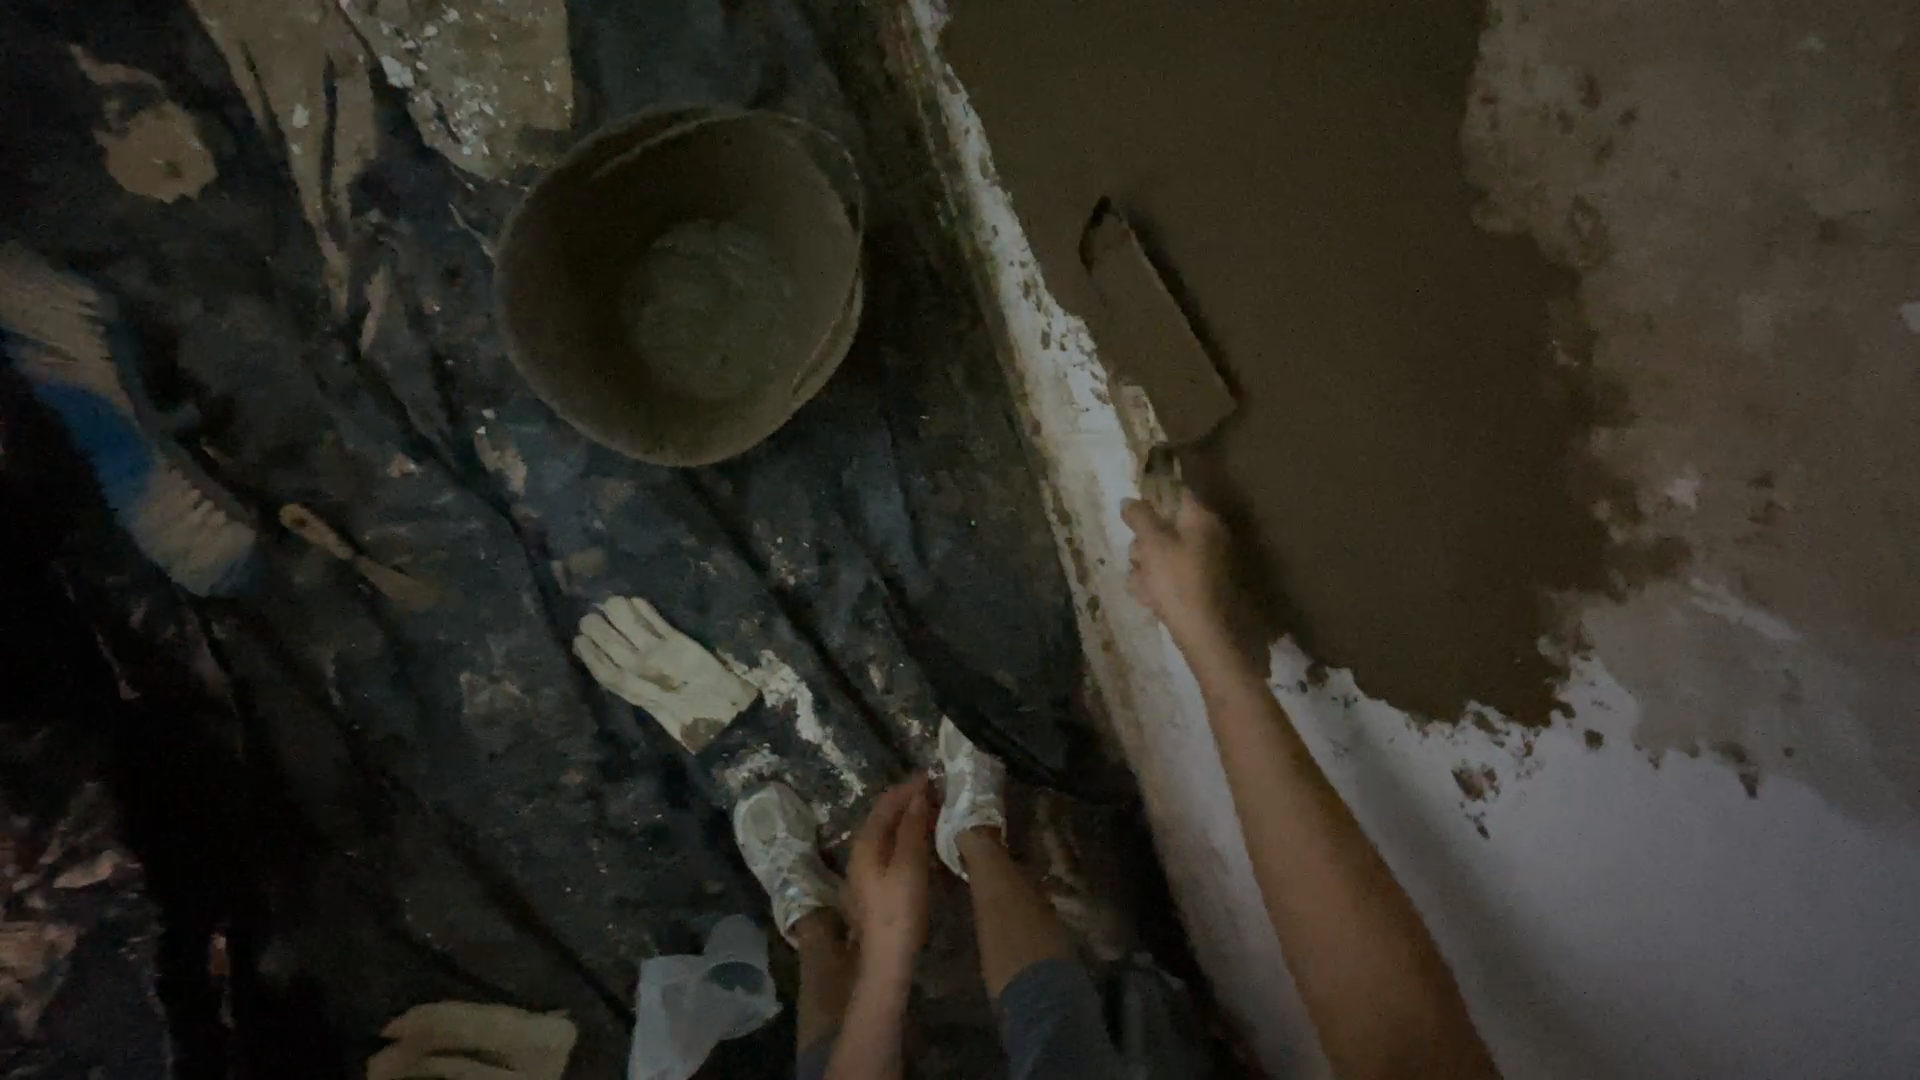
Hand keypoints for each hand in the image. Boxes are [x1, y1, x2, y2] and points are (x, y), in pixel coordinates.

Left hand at [843, 776, 932, 977]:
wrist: (887, 961)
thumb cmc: (899, 910)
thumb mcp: (909, 863)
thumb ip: (912, 826)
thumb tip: (918, 793)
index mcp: (866, 842)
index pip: (887, 802)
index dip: (910, 787)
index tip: (934, 776)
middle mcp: (862, 850)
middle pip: (886, 815)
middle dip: (911, 801)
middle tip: (940, 793)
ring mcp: (867, 868)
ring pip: (890, 832)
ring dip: (912, 819)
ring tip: (938, 812)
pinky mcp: (877, 884)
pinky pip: (894, 848)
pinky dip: (910, 837)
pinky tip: (927, 842)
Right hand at [1122, 491, 1234, 644]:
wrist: (1207, 634)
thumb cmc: (1179, 582)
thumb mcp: (1154, 544)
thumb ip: (1140, 517)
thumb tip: (1129, 499)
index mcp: (1201, 519)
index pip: (1174, 494)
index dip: (1150, 502)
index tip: (1131, 518)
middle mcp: (1205, 536)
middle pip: (1161, 528)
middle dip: (1142, 546)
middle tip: (1140, 560)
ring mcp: (1202, 563)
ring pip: (1159, 556)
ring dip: (1144, 571)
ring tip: (1146, 588)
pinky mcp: (1195, 587)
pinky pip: (1166, 578)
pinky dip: (1155, 587)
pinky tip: (1151, 600)